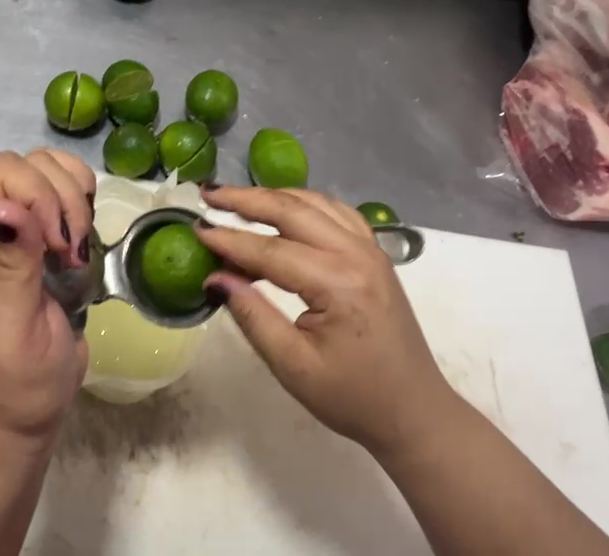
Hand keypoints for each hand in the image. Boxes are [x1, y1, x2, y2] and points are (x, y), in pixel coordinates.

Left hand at [0, 150, 94, 458]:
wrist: (22, 415)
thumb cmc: (8, 383)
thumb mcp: (7, 333)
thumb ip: (9, 269)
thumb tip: (6, 208)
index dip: (33, 196)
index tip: (55, 246)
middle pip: (26, 165)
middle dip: (60, 200)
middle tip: (69, 254)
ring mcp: (14, 226)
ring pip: (49, 170)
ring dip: (76, 200)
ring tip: (77, 250)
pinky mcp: (42, 235)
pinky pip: (67, 191)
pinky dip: (83, 203)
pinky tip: (83, 241)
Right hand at [196, 186, 454, 456]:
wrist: (414, 411)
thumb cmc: (353, 397)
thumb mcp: (293, 366)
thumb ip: (253, 316)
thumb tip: (215, 278)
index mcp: (339, 284)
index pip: (271, 250)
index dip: (230, 239)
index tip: (194, 228)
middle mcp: (357, 254)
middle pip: (292, 210)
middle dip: (246, 200)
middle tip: (208, 196)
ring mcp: (371, 249)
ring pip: (314, 203)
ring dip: (273, 197)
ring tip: (235, 199)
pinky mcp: (375, 253)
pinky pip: (335, 212)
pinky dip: (302, 203)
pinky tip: (282, 209)